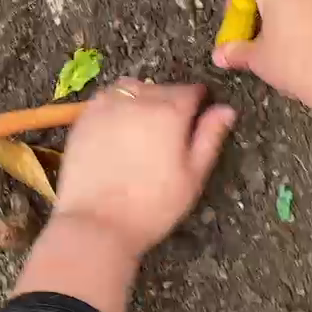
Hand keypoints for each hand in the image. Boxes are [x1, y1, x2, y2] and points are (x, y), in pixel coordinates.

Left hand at [49, 79, 235, 258]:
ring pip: (134, 87)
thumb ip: (209, 137)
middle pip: (163, 88)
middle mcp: (139, 100)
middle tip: (174, 127)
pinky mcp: (85, 116)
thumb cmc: (152, 206)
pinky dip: (118, 102)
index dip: (199, 100)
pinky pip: (107, 96)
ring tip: (146, 122)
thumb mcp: (192, 176)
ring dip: (144, 96)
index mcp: (170, 112)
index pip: (191, 91)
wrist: (97, 223)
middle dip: (173, 99)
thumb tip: (226, 109)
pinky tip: (120, 124)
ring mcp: (108, 105)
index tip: (200, 112)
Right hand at [212, 0, 311, 114]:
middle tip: (258, 42)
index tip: (237, 31)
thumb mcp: (259, 59)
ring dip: (288, 19)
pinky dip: (310, 25)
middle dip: (264, 15)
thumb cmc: (296, 63)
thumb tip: (219, 54)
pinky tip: (308, 50)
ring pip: (299, 1)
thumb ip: (236, 51)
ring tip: (284, 50)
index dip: (237, 9)